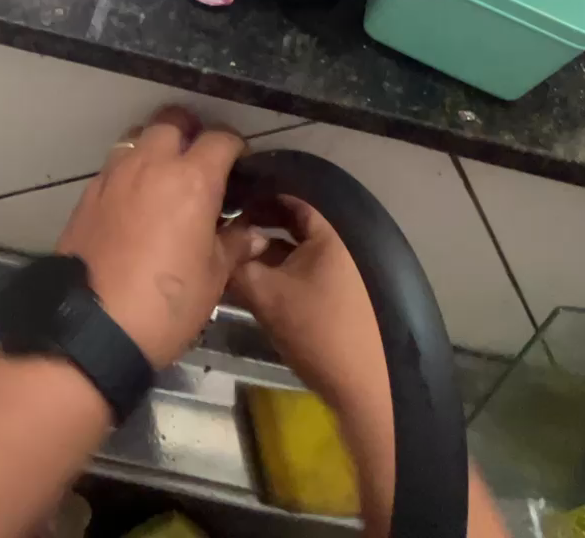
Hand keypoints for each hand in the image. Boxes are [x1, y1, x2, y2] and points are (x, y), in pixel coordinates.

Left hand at [54, 107, 258, 367]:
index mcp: (191, 180)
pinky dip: (131, 169)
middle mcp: (151, 164)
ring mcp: (115, 174)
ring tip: (168, 174)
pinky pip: (116, 164)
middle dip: (191, 131)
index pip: (219, 139)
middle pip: (171, 121)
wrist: (92, 326)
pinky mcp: (89, 192)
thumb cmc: (165, 304)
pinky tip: (138, 199)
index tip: (241, 162)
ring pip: (138, 136)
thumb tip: (252, 233)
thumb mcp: (212, 278)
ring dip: (156, 144)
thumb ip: (233, 245)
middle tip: (202, 158)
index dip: (235, 147)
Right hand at [229, 196, 389, 411]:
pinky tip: (260, 278)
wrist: (373, 393)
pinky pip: (315, 262)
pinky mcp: (355, 288)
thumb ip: (234, 264)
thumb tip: (211, 245)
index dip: (252, 192)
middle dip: (259, 220)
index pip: (287, 189)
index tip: (223, 199)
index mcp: (335, 226)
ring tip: (234, 253)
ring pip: (303, 242)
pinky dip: (288, 266)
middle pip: (295, 215)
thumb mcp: (265, 295)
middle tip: (224, 226)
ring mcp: (356, 264)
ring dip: (270, 246)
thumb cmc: (320, 331)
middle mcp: (350, 236)